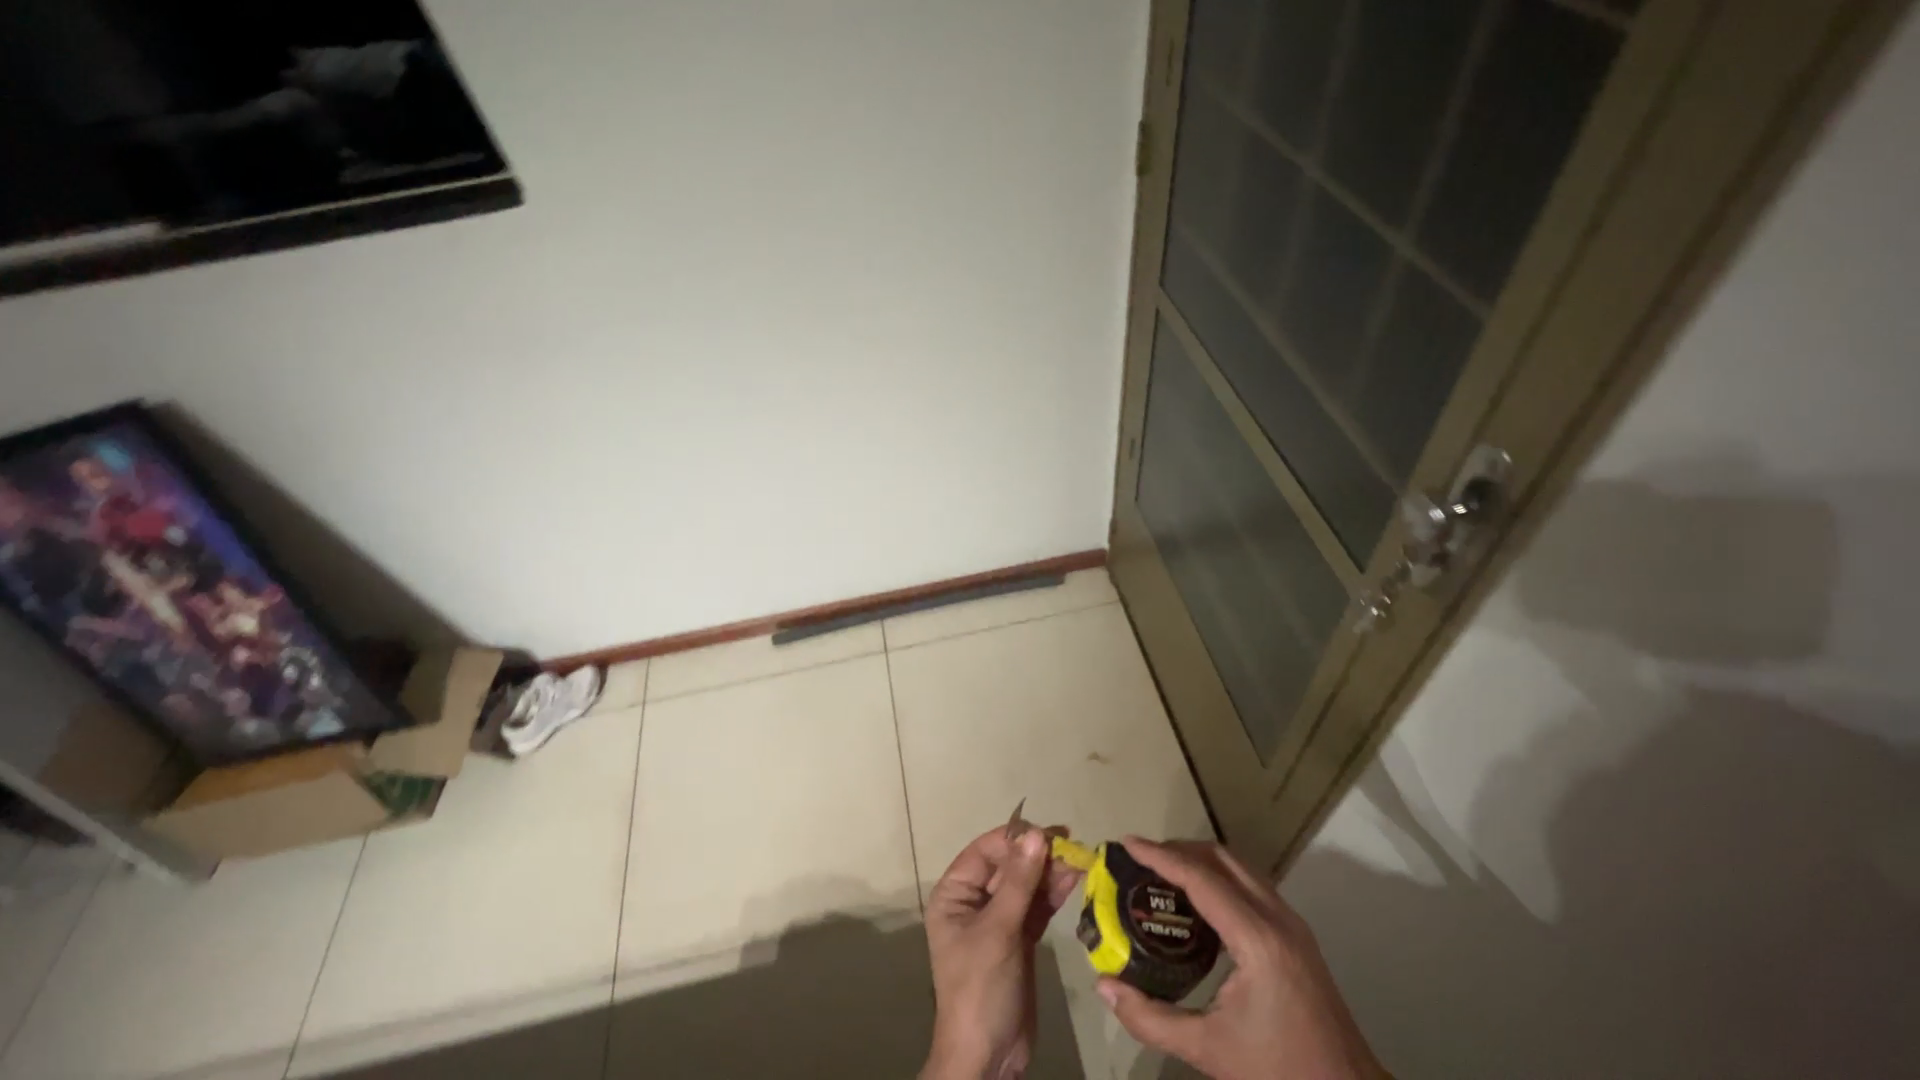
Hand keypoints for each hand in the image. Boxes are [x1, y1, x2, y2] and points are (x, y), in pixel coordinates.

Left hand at [921, 824, 1083, 1079]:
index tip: (1050, 831)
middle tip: (1073, 844)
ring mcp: (998, 922)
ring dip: (1050, 873)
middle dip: (1037, 855)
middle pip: (1007, 867)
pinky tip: (1074, 880)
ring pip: (1025, 886)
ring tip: (1081, 859)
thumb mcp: (998, 931)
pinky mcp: (1019, 940)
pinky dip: (1054, 894)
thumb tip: (1037, 835)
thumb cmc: (980, 987)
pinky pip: (1036, 908)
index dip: (1014, 838)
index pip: (984, 852)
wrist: (988, 1053)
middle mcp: (973, 904)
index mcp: (953, 896)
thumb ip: (1019, 882)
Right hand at [1096, 838, 1384, 1079]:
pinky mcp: (1296, 937)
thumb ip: (1150, 1018)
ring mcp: (1292, 925)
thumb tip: (1104, 986)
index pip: (1201, 878)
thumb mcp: (1206, 1048)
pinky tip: (1197, 904)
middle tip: (1140, 859)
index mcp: (1257, 939)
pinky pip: (1252, 887)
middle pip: (1224, 859)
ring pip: (1241, 868)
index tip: (1126, 843)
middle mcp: (1278, 919)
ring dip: (1201, 862)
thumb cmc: (1277, 1069)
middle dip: (1179, 850)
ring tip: (1162, 875)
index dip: (1160, 856)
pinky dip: (1220, 879)